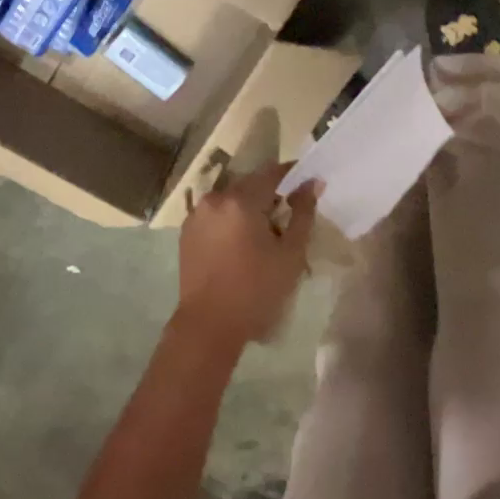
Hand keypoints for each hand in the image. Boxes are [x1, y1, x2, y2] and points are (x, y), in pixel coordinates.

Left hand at [175, 164, 318, 349]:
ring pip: (231, 199)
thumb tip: (312, 183)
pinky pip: (216, 214)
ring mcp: (197, 214)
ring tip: (263, 234)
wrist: (209, 326)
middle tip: (288, 216)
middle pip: (250, 184)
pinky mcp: (187, 232)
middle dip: (270, 194)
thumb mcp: (291, 254)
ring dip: (249, 207)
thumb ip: (303, 213)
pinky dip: (231, 219)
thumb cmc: (256, 291)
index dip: (292, 174)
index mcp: (240, 200)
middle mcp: (215, 198)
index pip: (272, 172)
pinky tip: (240, 243)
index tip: (307, 183)